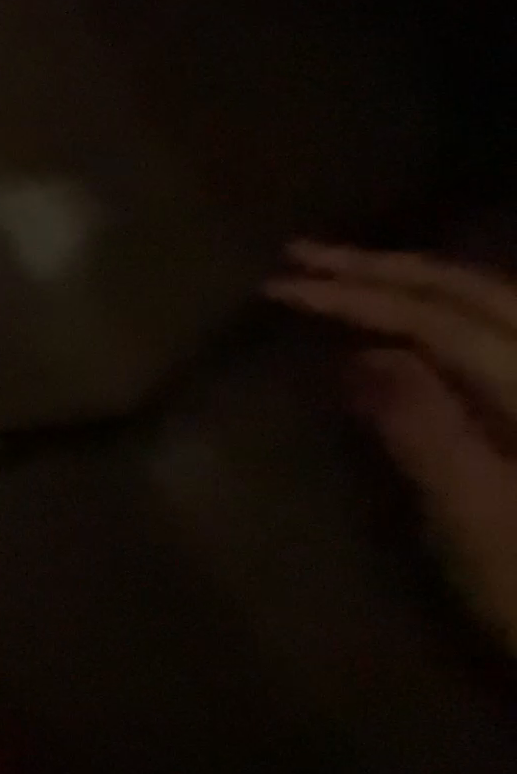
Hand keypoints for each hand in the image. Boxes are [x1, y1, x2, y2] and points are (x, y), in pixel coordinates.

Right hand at [267, 241, 516, 644]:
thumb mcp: (475, 518)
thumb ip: (426, 431)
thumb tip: (364, 355)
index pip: (443, 323)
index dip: (360, 297)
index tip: (279, 285)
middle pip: (483, 298)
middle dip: (388, 270)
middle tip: (302, 255)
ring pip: (503, 310)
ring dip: (420, 281)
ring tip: (350, 270)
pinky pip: (508, 339)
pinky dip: (453, 314)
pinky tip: (415, 319)